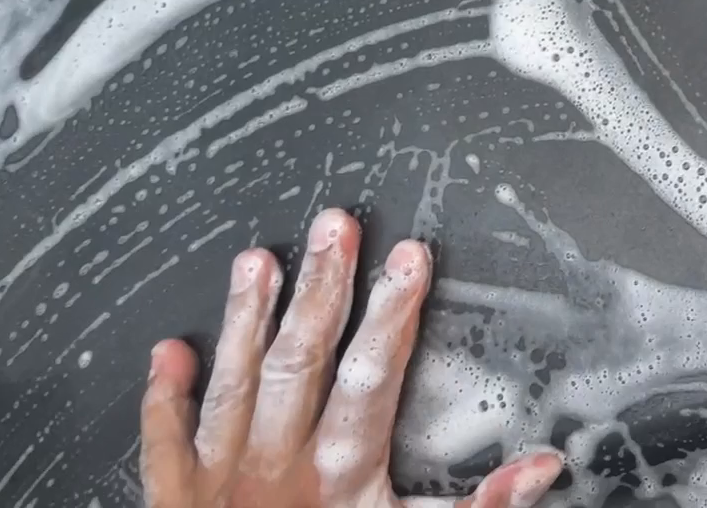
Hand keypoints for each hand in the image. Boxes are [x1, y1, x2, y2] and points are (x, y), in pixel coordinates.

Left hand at [140, 209, 562, 506]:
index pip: (373, 374)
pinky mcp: (174, 505)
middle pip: (300, 362)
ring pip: (234, 385)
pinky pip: (162, 447)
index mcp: (340, 476)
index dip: (394, 311)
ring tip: (258, 260)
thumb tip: (544, 465)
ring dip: (246, 318)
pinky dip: (164, 399)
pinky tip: (167, 351)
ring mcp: (215, 488)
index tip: (410, 257)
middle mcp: (273, 472)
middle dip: (323, 288)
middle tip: (335, 227)